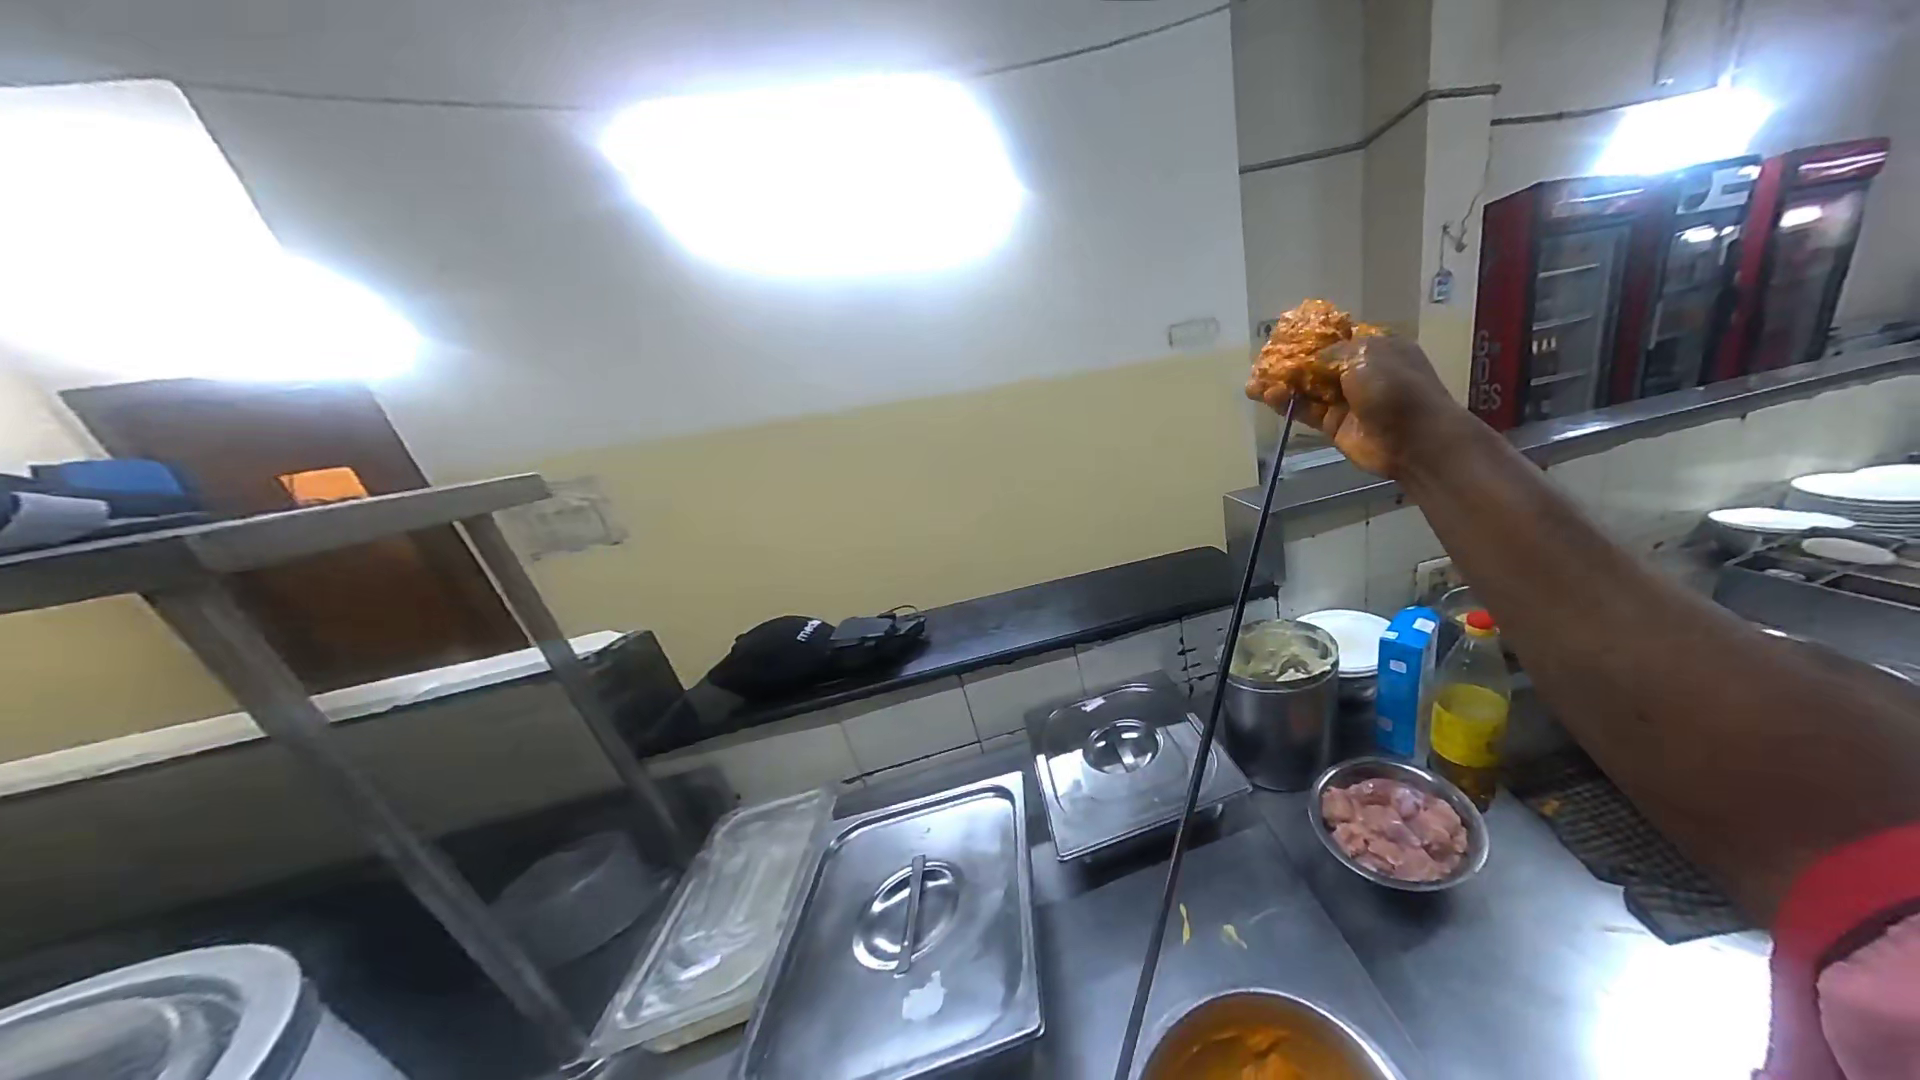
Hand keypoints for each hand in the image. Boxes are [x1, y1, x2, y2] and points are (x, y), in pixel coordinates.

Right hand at [1276, 335, 1465, 477]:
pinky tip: (1267, 398)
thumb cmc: (1396, 388)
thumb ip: (1332, 353)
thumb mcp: (1366, 355)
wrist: (1414, 439)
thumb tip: (1307, 360)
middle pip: (1315, 363)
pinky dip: (1286, 404)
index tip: (1280, 337)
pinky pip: (1305, 410)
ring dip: (1281, 384)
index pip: (1335, 336)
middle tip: (1261, 364)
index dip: (1307, 337)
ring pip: (1305, 387)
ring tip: (1254, 385)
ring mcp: (1345, 398)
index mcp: (1374, 346)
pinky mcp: (1333, 423)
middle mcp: (1359, 370)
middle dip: (1287, 362)